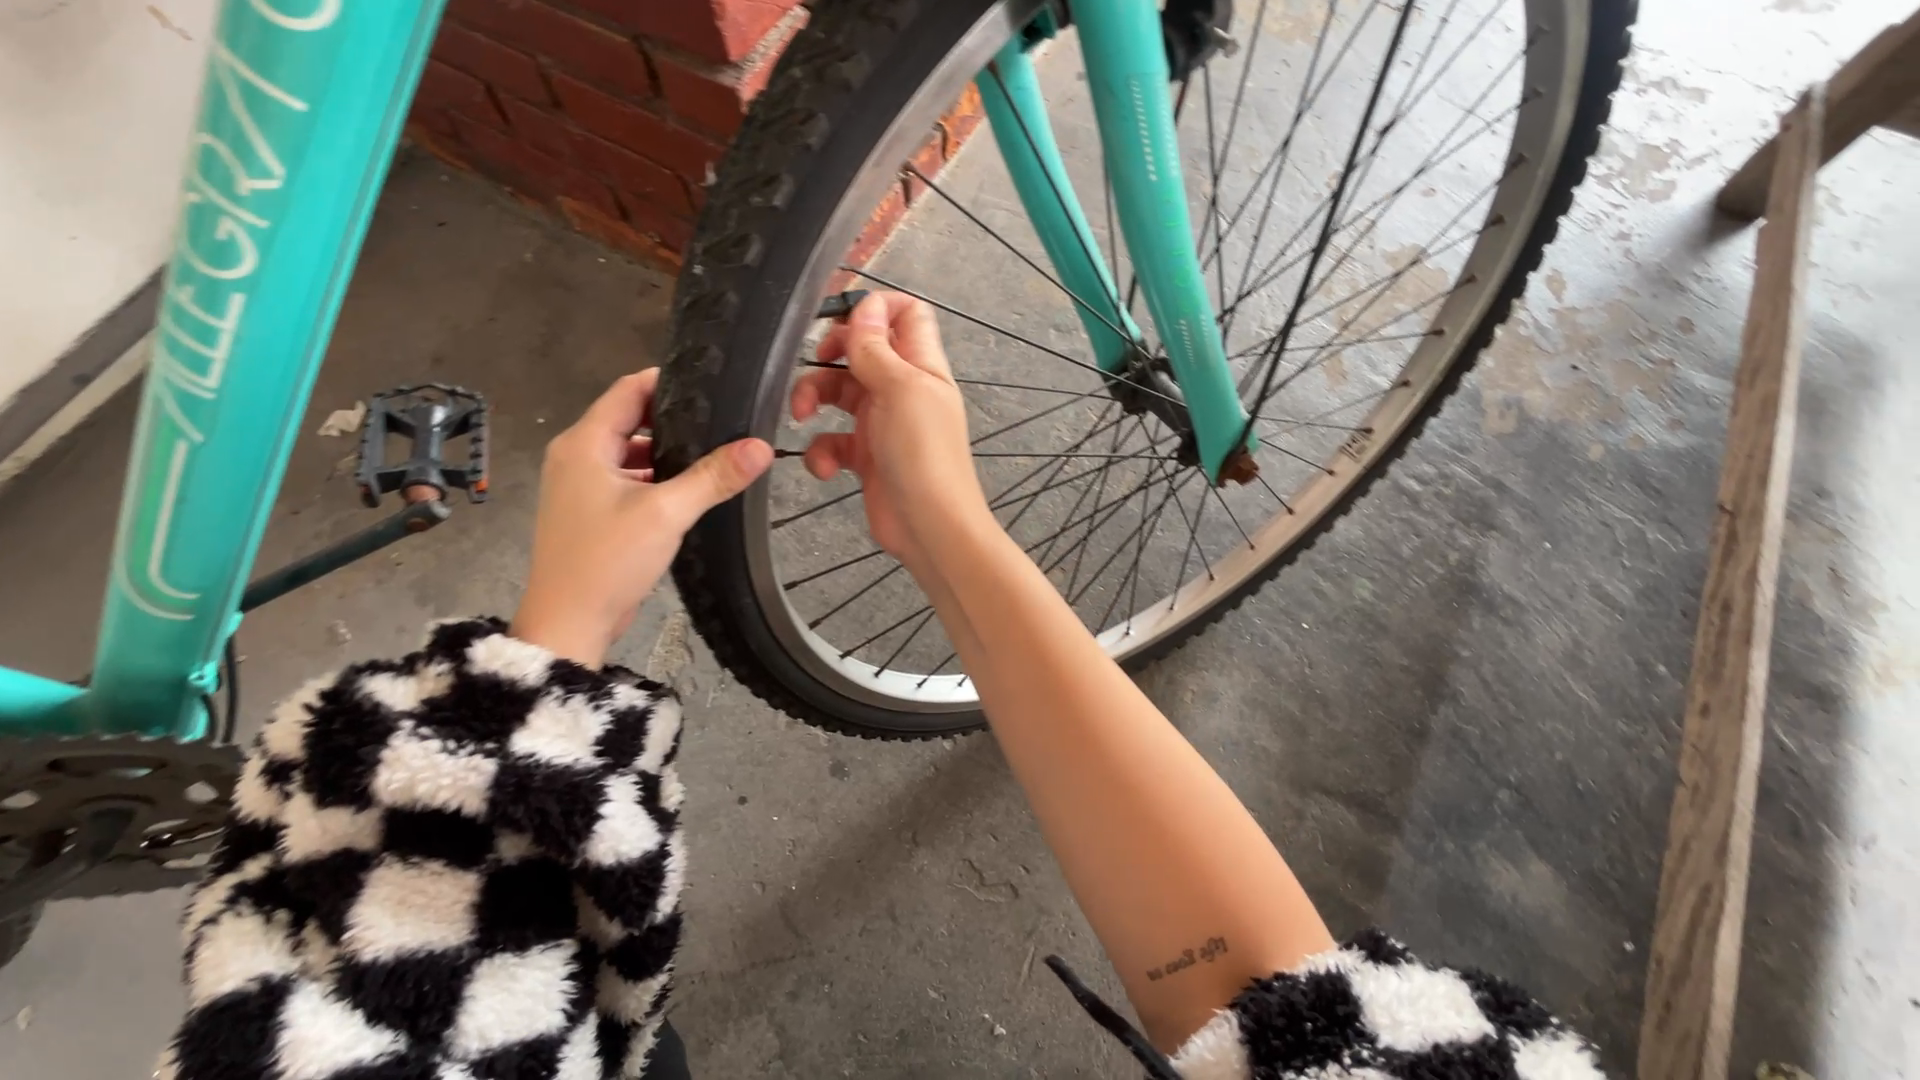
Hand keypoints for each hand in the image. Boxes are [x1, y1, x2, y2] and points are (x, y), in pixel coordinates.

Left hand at [513, 369, 772, 666]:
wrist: (569, 623)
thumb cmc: (609, 559)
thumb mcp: (667, 513)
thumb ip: (714, 476)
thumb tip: (761, 447)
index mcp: (584, 443)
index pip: (628, 390)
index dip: (668, 381)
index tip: (713, 383)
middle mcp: (575, 455)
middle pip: (629, 419)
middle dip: (674, 418)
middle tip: (723, 420)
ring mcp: (579, 485)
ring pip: (630, 451)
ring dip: (667, 451)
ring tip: (714, 452)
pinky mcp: (589, 510)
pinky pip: (626, 477)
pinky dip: (655, 477)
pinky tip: (689, 488)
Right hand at [790, 292, 989, 568]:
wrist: (930, 527)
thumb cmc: (923, 454)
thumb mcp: (900, 390)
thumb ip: (877, 349)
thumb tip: (865, 308)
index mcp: (920, 365)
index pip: (906, 314)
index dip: (876, 308)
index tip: (843, 321)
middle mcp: (902, 389)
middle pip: (860, 351)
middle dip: (830, 355)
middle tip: (815, 363)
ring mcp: (882, 423)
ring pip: (838, 393)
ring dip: (814, 399)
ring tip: (802, 417)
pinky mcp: (865, 457)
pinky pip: (832, 441)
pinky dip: (821, 451)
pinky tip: (825, 467)